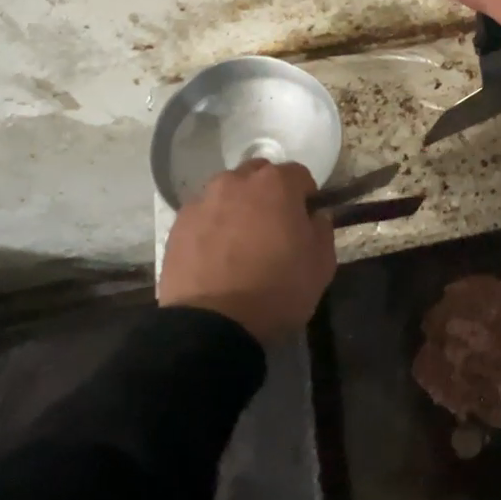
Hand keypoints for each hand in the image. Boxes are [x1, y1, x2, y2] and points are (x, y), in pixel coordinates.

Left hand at [159, 159, 335, 343]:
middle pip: (258, 176)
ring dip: (238, 207)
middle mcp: (236, 182)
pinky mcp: (178, 225)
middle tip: (274, 227)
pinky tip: (217, 255)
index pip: (299, 174)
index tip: (306, 220)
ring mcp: (203, 202)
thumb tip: (316, 217)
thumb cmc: (277, 290)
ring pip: (227, 193)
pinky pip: (204, 215)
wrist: (212, 325)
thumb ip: (322, 231)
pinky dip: (213, 226)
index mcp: (276, 184)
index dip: (306, 196)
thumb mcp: (321, 265)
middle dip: (269, 194)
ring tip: (241, 242)